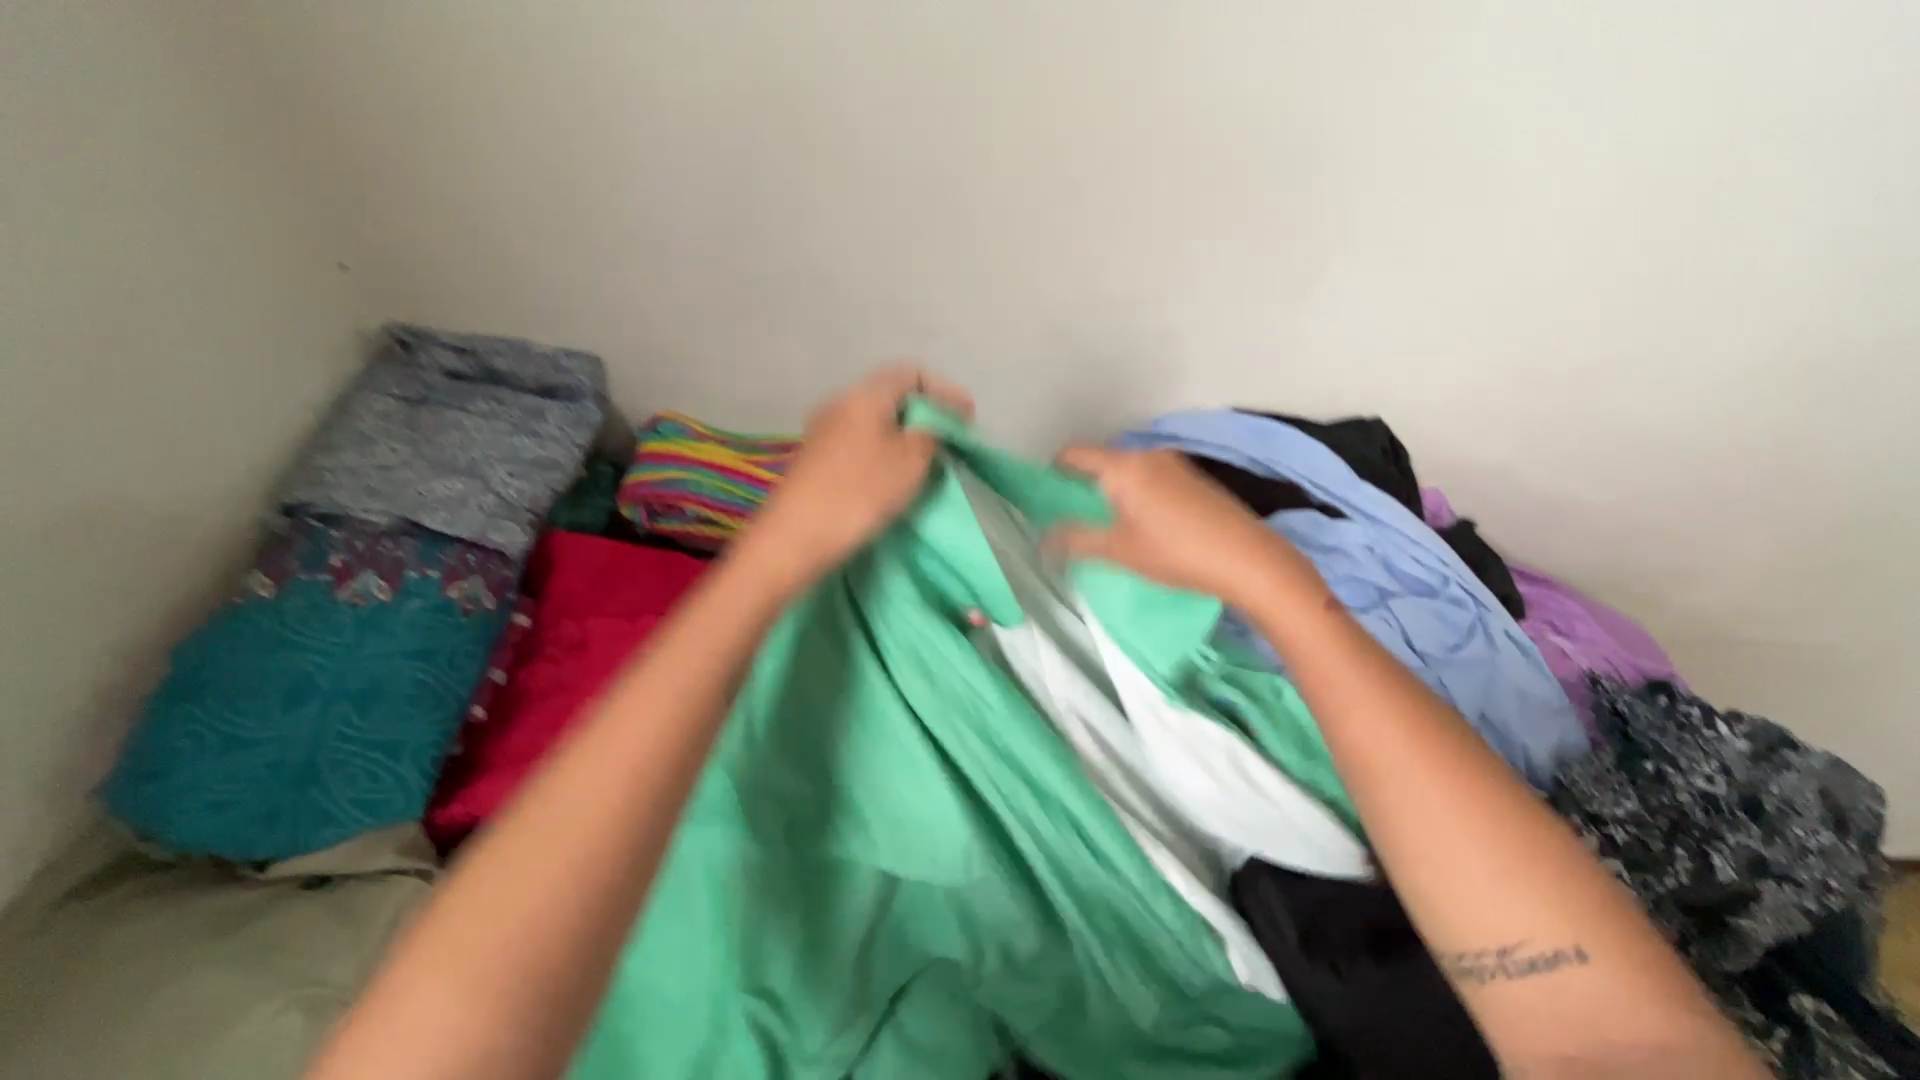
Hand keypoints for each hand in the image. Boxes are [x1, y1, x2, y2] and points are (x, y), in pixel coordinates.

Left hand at [741, 364, 972, 583]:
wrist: (795, 538)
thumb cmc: (860, 492)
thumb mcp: (911, 461)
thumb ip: (931, 434)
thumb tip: (930, 427)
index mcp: (864, 394)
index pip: (911, 373)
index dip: (944, 391)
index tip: (967, 419)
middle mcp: (839, 403)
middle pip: (891, 396)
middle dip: (925, 414)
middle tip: (951, 440)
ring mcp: (823, 432)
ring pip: (874, 422)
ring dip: (904, 436)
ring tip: (927, 461)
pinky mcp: (815, 460)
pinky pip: (859, 443)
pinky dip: (883, 452)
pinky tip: (894, 477)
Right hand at [1048, 445, 1324, 607]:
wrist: (1249, 560)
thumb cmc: (1176, 553)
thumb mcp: (1118, 550)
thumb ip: (1076, 540)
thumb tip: (1043, 538)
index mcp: (1124, 466)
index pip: (1074, 454)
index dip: (1053, 472)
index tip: (1045, 498)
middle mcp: (1148, 455)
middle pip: (1101, 462)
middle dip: (1083, 487)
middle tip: (1074, 521)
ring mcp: (1175, 465)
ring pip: (1128, 472)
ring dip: (1112, 494)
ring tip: (1109, 529)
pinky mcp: (1194, 480)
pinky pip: (1151, 479)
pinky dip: (1138, 496)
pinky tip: (1145, 529)